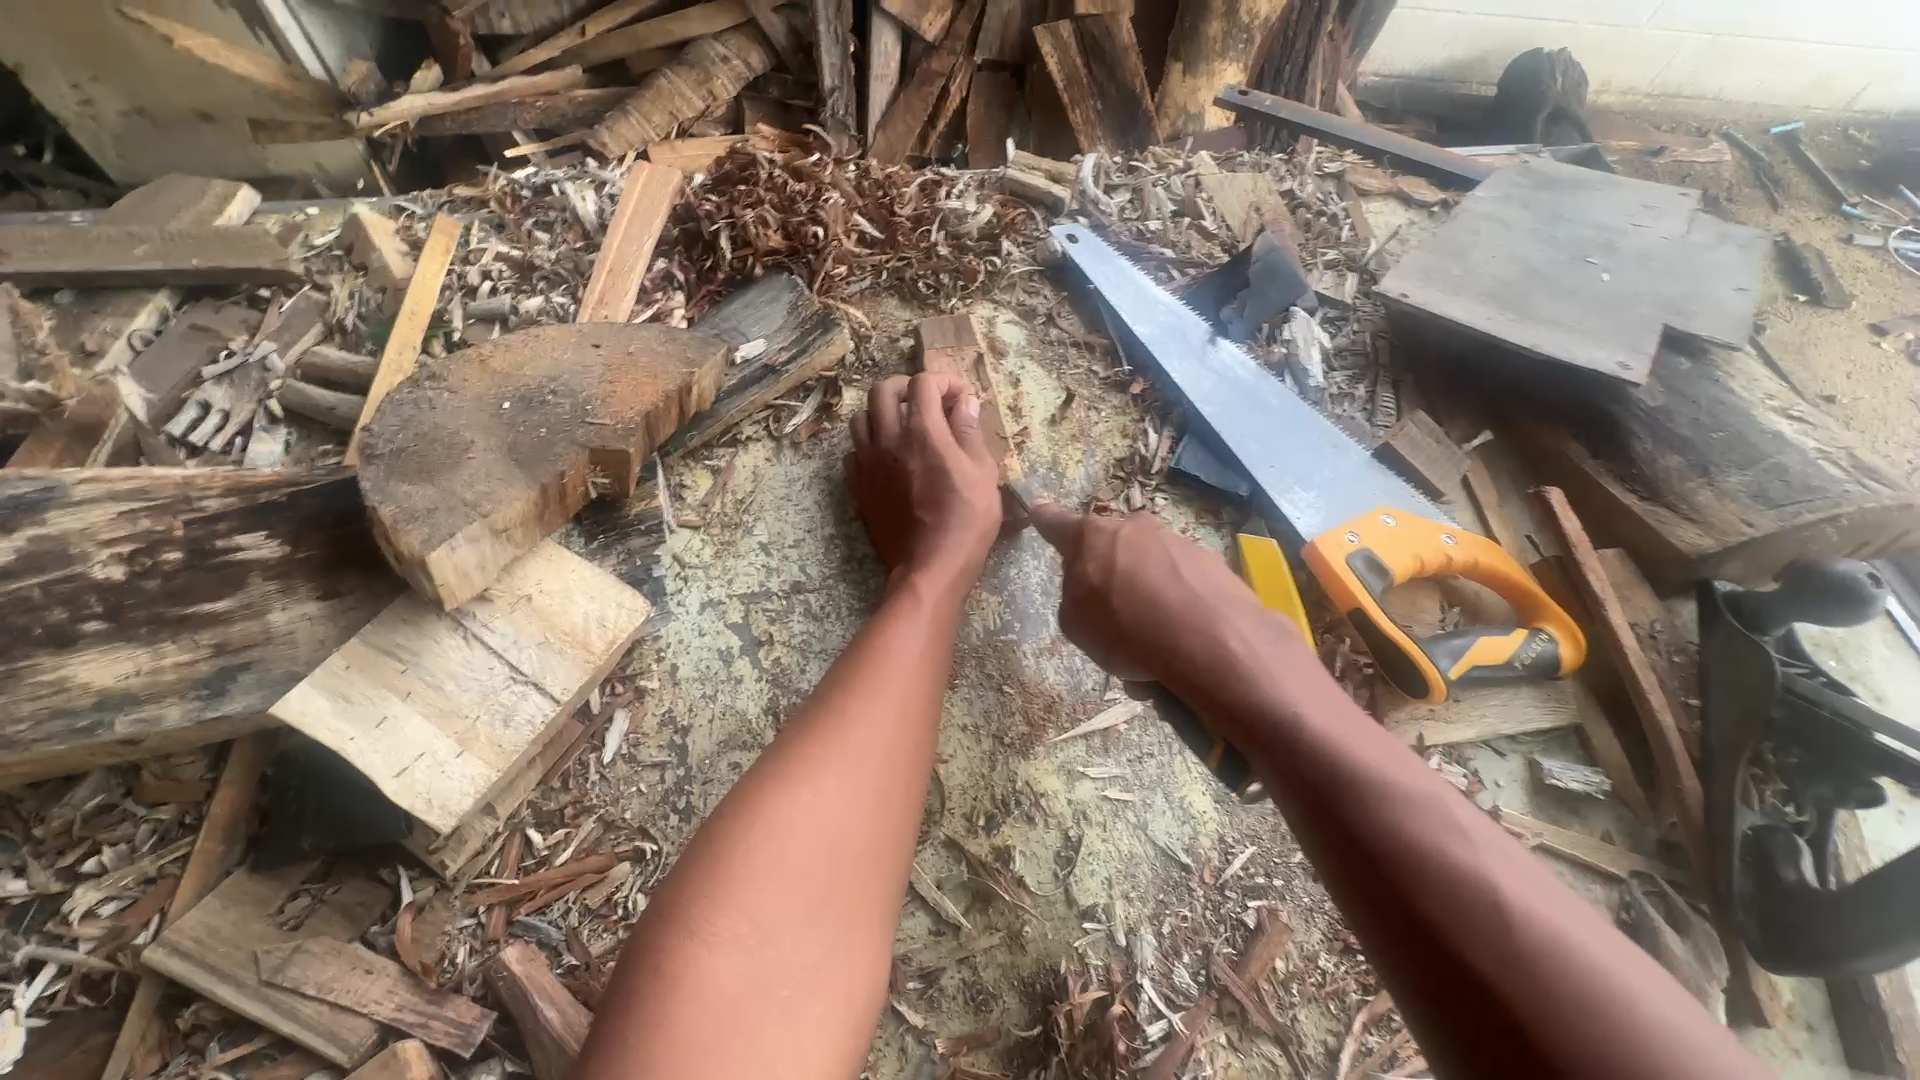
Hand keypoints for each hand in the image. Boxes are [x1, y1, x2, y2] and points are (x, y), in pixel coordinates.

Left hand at [846, 373, 1000, 591]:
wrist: (929, 567)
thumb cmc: (966, 522)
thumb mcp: (983, 475)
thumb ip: (970, 433)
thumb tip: (966, 404)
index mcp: (923, 432)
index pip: (923, 383)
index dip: (944, 382)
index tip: (960, 397)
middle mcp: (889, 440)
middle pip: (882, 391)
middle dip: (905, 387)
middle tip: (925, 401)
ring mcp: (868, 464)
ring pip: (860, 418)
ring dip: (881, 413)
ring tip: (902, 425)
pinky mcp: (858, 487)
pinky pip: (853, 452)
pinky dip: (868, 444)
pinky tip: (886, 457)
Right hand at [1026, 502, 1284, 686]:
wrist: (1207, 638)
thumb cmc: (1124, 629)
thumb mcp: (1075, 625)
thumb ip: (1074, 598)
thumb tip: (1091, 590)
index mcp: (1089, 537)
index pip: (1057, 524)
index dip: (1045, 520)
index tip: (1038, 508)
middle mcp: (1133, 528)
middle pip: (1111, 549)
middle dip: (1109, 577)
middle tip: (1112, 620)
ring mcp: (1175, 541)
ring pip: (1148, 571)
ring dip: (1145, 602)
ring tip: (1151, 650)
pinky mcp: (1210, 562)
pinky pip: (1180, 587)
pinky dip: (1176, 611)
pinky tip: (1180, 646)